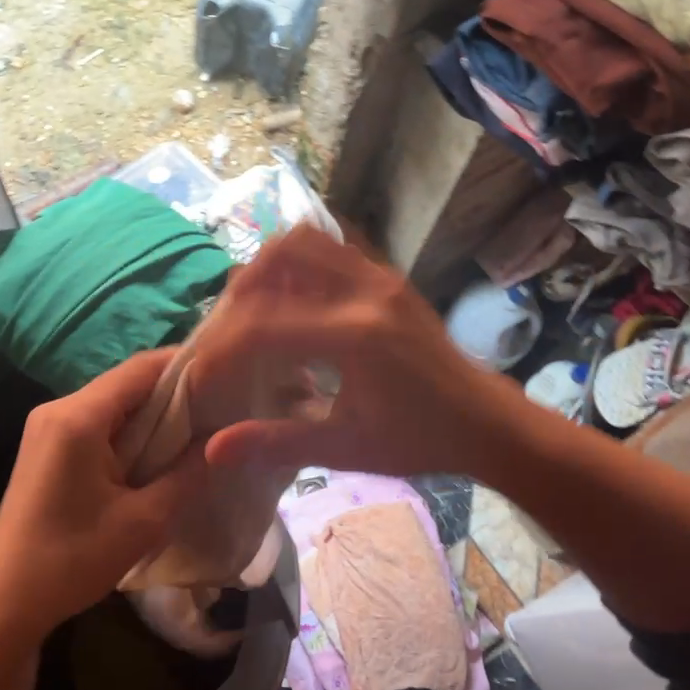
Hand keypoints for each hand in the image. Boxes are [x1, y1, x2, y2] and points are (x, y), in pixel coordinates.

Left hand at [0, 350, 206, 642]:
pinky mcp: (46, 450)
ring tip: (202, 433)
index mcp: (78, 417)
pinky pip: (98, 427)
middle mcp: (58, 409)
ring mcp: (47, 429)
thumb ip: (187, 474)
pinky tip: (160, 456)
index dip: (189, 366)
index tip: (231, 376)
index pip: (142, 368)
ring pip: (114, 406)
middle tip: (224, 409)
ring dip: (154, 417)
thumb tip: (224, 441)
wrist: (5, 605)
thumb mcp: (143, 521)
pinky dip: (131, 434)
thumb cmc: (72, 560)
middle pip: (127, 384)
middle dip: (176, 393)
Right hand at [196, 227, 533, 478]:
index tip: (205, 371)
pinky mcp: (389, 277)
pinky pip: (334, 248)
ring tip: (258, 311)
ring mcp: (381, 278)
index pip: (265, 323)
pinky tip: (296, 304)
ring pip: (310, 240)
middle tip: (230, 326)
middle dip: (245, 286)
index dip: (224, 346)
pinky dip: (303, 265)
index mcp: (355, 336)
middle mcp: (367, 292)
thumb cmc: (417, 441)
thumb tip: (211, 449)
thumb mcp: (345, 448)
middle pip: (284, 252)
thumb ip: (277, 443)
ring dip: (273, 267)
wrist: (485, 422)